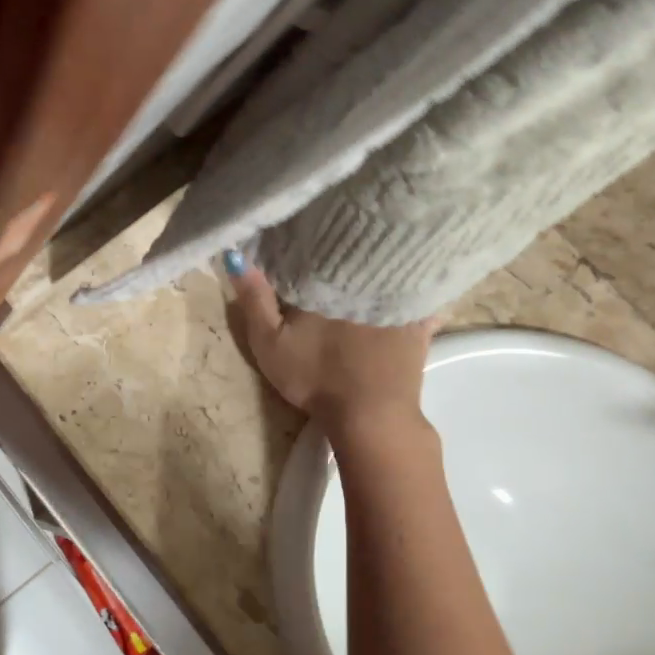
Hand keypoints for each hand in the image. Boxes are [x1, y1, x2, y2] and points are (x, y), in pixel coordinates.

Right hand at [226, 252, 437, 434]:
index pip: (313, 253)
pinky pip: (421, 294)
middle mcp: (365, 284)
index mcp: (326, 284)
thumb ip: (254, 299)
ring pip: (386, 271)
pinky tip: (411, 281)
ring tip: (365, 257)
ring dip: (377, 262)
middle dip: (342, 247)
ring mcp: (397, 303)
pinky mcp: (420, 324)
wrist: (369, 414)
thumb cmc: (313, 376)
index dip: (302, 246)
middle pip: (351, 257)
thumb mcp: (268, 341)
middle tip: (330, 246)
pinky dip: (415, 286)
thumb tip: (234, 256)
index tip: (294, 241)